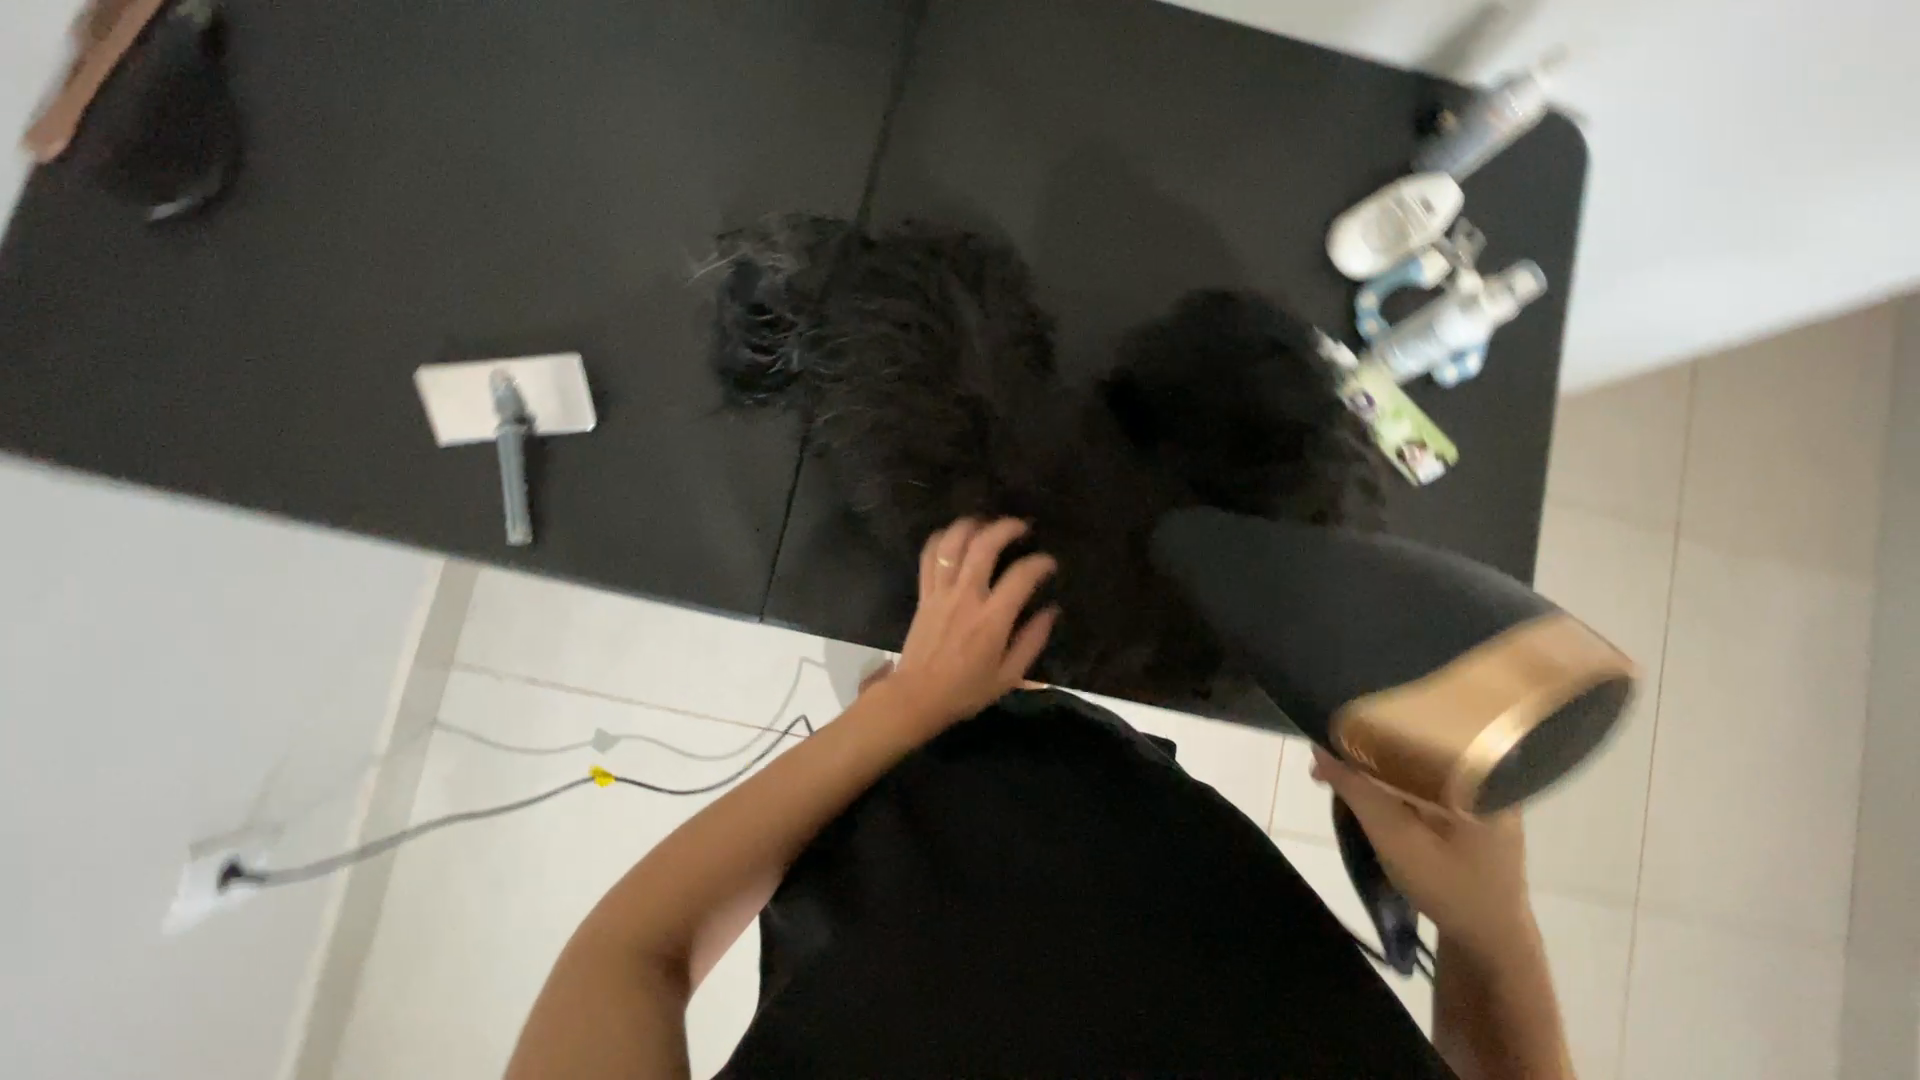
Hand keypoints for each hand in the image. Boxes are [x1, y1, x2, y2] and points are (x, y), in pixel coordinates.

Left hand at [878, 517, 1059, 726]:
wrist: (917, 697)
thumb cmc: (966, 690)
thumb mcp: (1009, 676)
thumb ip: (1032, 641)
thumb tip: (1051, 611)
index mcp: (992, 620)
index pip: (1021, 576)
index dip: (1040, 563)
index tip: (1049, 564)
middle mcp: (966, 598)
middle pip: (984, 546)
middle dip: (1006, 528)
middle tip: (1021, 527)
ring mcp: (941, 593)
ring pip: (953, 544)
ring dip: (972, 526)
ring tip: (987, 524)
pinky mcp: (924, 594)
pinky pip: (929, 557)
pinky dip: (941, 540)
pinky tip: (954, 536)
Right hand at [1312, 748, 1533, 956]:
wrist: (1492, 944)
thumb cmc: (1449, 891)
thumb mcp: (1396, 839)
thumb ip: (1357, 790)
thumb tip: (1319, 746)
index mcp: (1477, 772)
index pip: (1413, 729)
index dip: (1362, 734)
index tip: (1325, 750)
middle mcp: (1485, 773)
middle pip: (1412, 745)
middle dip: (1364, 756)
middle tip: (1325, 774)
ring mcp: (1482, 792)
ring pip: (1414, 764)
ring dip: (1375, 773)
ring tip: (1340, 786)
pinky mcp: (1472, 808)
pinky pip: (1423, 782)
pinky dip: (1393, 787)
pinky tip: (1371, 800)